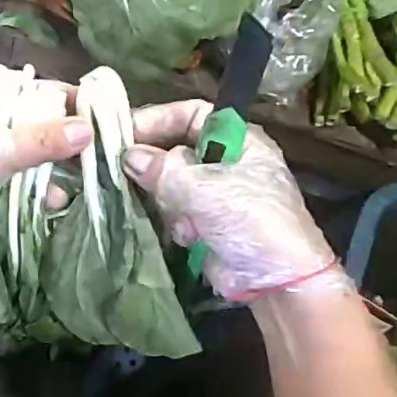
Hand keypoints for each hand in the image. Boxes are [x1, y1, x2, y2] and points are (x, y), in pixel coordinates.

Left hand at [0, 78, 92, 217]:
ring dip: (55, 166)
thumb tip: (87, 131)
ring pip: (29, 154)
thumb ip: (41, 140)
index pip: (33, 91)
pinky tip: (56, 200)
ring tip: (84, 178)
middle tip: (99, 150)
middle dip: (65, 136)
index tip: (99, 112)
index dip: (66, 98)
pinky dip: (38, 188)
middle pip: (34, 123)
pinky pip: (19, 180)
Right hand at [124, 99, 348, 300]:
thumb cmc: (251, 221)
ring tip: (165, 211)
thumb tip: (128, 156)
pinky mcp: (201, 223)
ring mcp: (212, 195)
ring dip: (162, 197)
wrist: (275, 282)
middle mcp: (223, 163)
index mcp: (237, 142)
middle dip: (153, 163)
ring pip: (167, 182)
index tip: (125, 133)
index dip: (159, 118)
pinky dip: (169, 221)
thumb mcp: (207, 189)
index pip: (191, 114)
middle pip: (174, 149)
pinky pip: (170, 211)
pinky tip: (183, 235)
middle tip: (122, 171)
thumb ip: (164, 169)